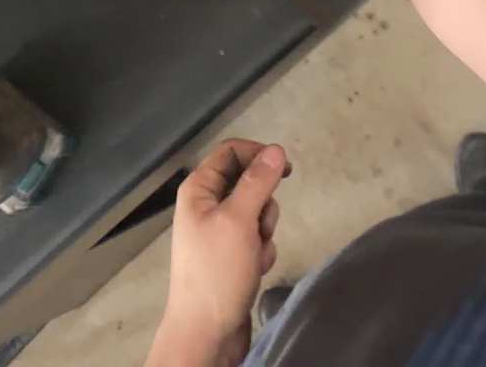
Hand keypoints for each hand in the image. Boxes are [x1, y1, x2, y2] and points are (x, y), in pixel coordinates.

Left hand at [148, 139, 289, 366]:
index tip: (286, 169)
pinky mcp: (231, 255)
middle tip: (259, 225)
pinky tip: (254, 270)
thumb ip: (258, 182)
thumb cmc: (217, 271)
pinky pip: (255, 239)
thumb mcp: (239, 220)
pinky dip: (261, 252)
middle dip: (263, 204)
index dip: (258, 154)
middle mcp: (206, 205)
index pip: (231, 152)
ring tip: (253, 254)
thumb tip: (276, 150)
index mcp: (198, 188)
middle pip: (248, 183)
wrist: (206, 334)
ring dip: (263, 232)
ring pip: (255, 212)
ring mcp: (218, 232)